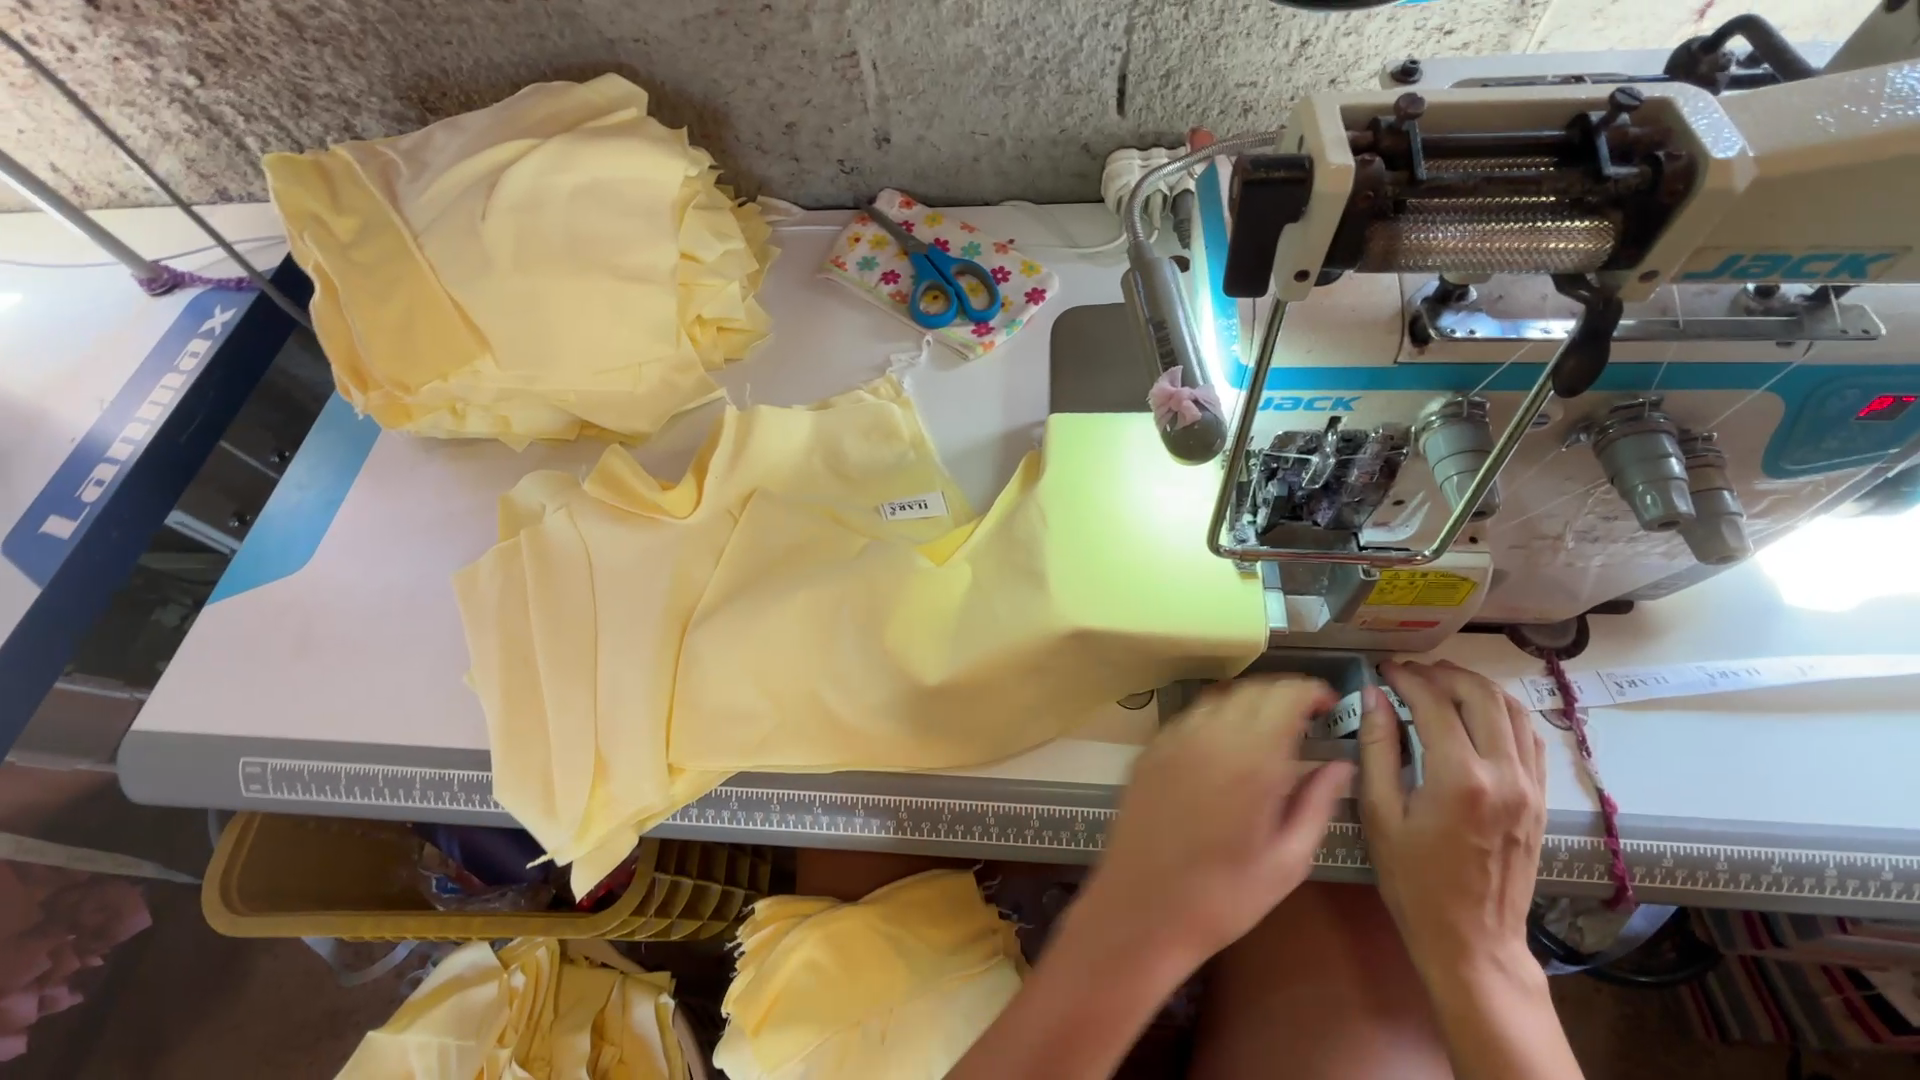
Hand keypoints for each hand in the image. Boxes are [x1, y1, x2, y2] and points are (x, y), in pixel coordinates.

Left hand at [1084, 677, 1356, 965]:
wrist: (1140, 913)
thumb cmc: (1223, 900)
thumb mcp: (1287, 861)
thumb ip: (1318, 803)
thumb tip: (1342, 765)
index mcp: (1251, 760)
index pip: (1286, 694)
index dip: (1313, 691)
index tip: (1331, 708)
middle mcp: (1209, 737)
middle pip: (1253, 688)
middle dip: (1285, 696)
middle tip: (1307, 721)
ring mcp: (1172, 741)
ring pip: (1219, 697)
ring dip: (1250, 703)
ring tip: (1271, 733)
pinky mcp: (1149, 752)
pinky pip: (1190, 717)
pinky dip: (1216, 719)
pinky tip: (1227, 749)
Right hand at [1358, 660, 1546, 985]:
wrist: (1472, 938)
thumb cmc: (1413, 881)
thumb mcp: (1381, 815)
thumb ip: (1378, 749)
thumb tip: (1375, 697)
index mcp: (1460, 778)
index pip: (1435, 703)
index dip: (1407, 678)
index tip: (1384, 669)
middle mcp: (1504, 774)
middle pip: (1481, 696)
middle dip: (1444, 674)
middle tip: (1411, 673)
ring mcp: (1531, 786)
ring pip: (1513, 710)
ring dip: (1477, 687)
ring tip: (1443, 684)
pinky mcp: (1541, 799)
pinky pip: (1530, 738)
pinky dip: (1504, 713)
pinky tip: (1478, 714)